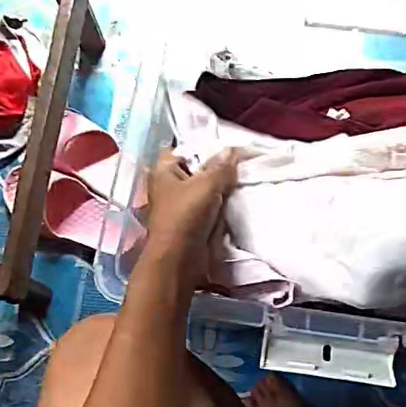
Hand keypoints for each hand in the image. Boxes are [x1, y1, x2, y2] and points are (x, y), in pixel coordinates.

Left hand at [143, 151, 237, 284]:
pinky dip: (221, 204)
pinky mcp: (192, 222)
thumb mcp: (207, 184)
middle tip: (239, 163)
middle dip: (217, 168)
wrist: (180, 260)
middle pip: (197, 169)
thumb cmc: (186, 216)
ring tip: (241, 180)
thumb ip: (222, 166)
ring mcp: (181, 205)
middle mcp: (169, 185)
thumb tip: (232, 150)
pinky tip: (236, 199)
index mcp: (164, 170)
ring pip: (205, 189)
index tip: (226, 147)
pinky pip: (209, 206)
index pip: (183, 149)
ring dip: (221, 188)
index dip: (203, 146)